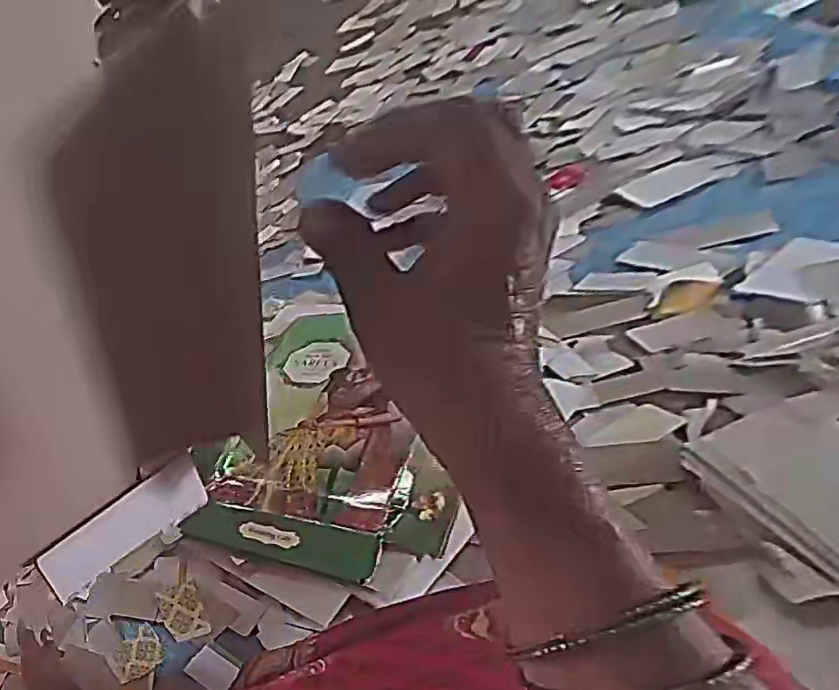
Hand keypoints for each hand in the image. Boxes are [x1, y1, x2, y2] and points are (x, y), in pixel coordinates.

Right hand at [301, 100, 551, 418]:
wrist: (485, 412)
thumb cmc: (432, 363)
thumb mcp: (376, 303)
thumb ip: (344, 248)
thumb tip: (313, 212)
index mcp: (491, 205)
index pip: (445, 130)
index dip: (385, 138)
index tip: (337, 164)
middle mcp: (521, 201)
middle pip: (472, 129)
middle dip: (409, 141)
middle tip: (360, 167)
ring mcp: (525, 225)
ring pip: (479, 163)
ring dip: (421, 173)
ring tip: (371, 208)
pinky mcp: (516, 250)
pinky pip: (481, 199)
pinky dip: (437, 204)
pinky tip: (394, 239)